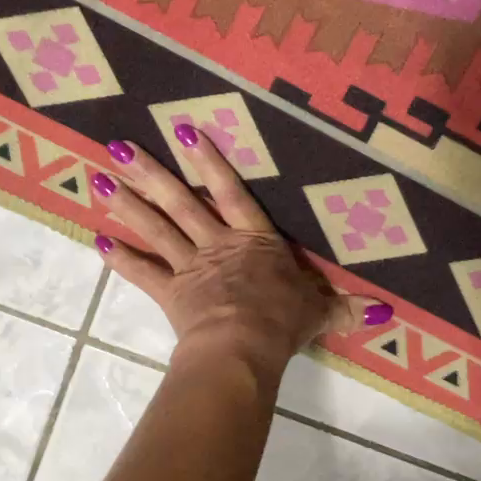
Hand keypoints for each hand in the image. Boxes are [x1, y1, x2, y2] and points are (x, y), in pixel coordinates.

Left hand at [90, 124, 391, 386]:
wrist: (243, 348)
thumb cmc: (283, 322)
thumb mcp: (320, 312)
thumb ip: (345, 308)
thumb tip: (384, 312)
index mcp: (255, 241)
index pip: (232, 193)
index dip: (210, 162)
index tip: (184, 132)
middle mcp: (218, 244)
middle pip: (182, 203)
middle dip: (151, 173)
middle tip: (120, 145)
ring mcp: (190, 267)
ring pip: (157, 228)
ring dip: (127, 204)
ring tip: (100, 178)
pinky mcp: (171, 294)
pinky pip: (143, 274)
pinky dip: (121, 259)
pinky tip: (96, 241)